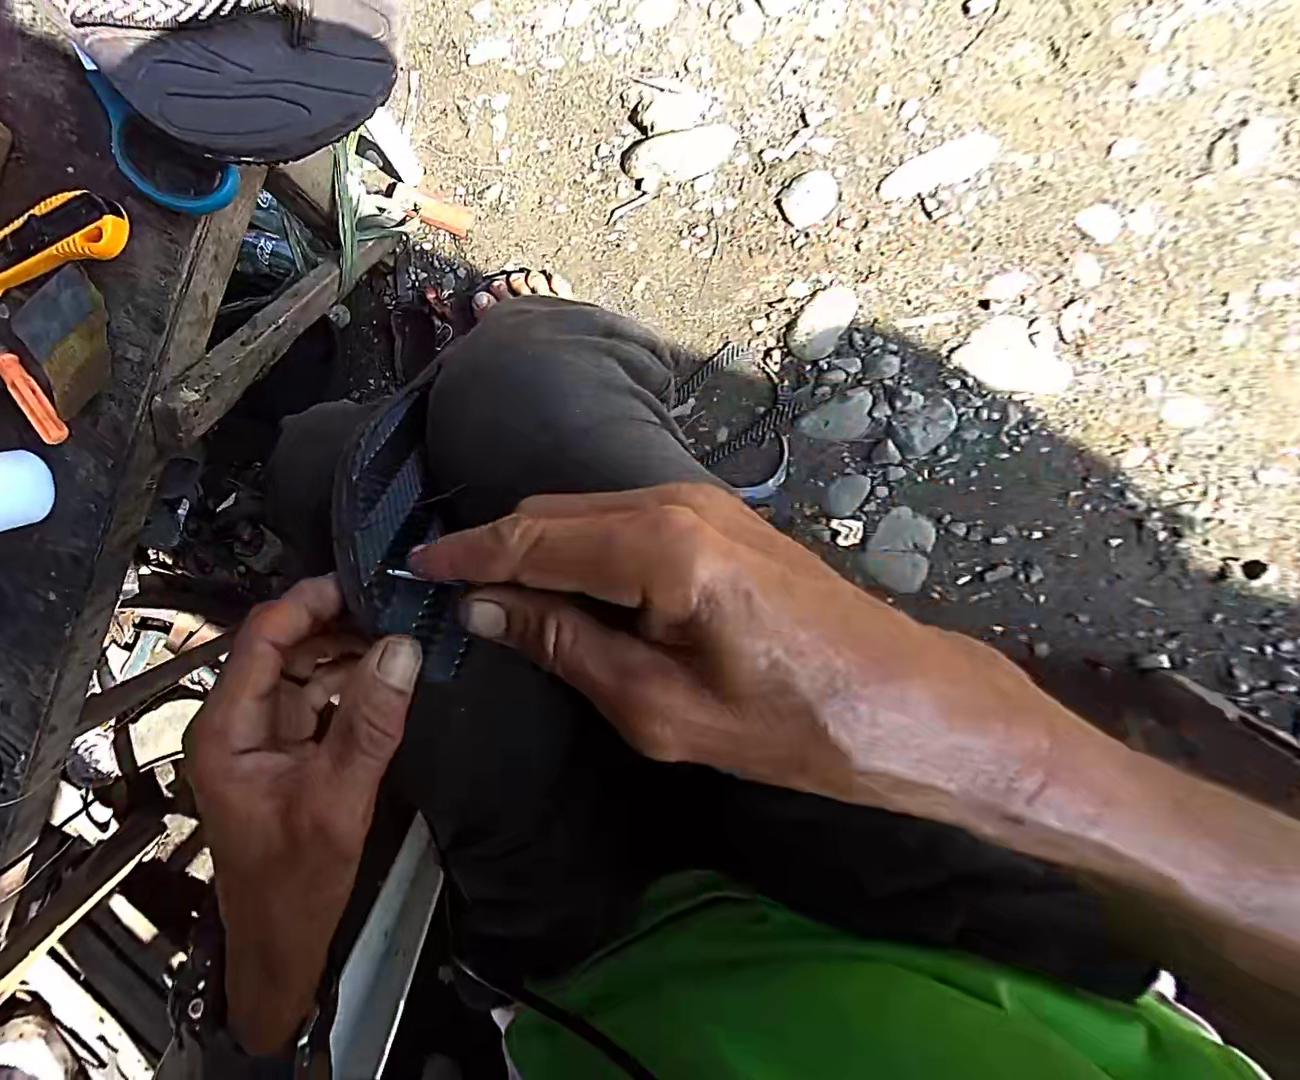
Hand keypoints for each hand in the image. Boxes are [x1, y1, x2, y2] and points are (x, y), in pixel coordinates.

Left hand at [184, 576, 420, 1055]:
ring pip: (298, 665)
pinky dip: (344, 678)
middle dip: (330, 622)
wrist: (280, 944)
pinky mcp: (281, 743)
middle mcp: (234, 719)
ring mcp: (258, 730)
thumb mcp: (338, 802)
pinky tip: (378, 672)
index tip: (353, 586)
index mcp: (226, 727)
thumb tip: (400, 651)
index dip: (305, 604)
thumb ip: (370, 724)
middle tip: (385, 607)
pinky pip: (312, 693)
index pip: (259, 638)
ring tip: (390, 632)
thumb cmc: (291, 887)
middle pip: (279, 645)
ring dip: (341, 647)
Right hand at [408, 484, 1086, 816]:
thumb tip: (481, 609)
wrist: (917, 707)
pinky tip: (549, 578)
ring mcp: (693, 500)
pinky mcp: (706, 514)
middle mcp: (669, 504)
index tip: (416, 565)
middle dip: (489, 549)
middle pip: (545, 514)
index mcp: (658, 550)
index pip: (529, 541)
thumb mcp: (657, 708)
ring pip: (572, 511)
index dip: (465, 554)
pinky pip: (605, 517)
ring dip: (524, 546)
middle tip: (447, 589)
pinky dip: (563, 544)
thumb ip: (561, 644)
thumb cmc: (790, 725)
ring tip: (487, 590)